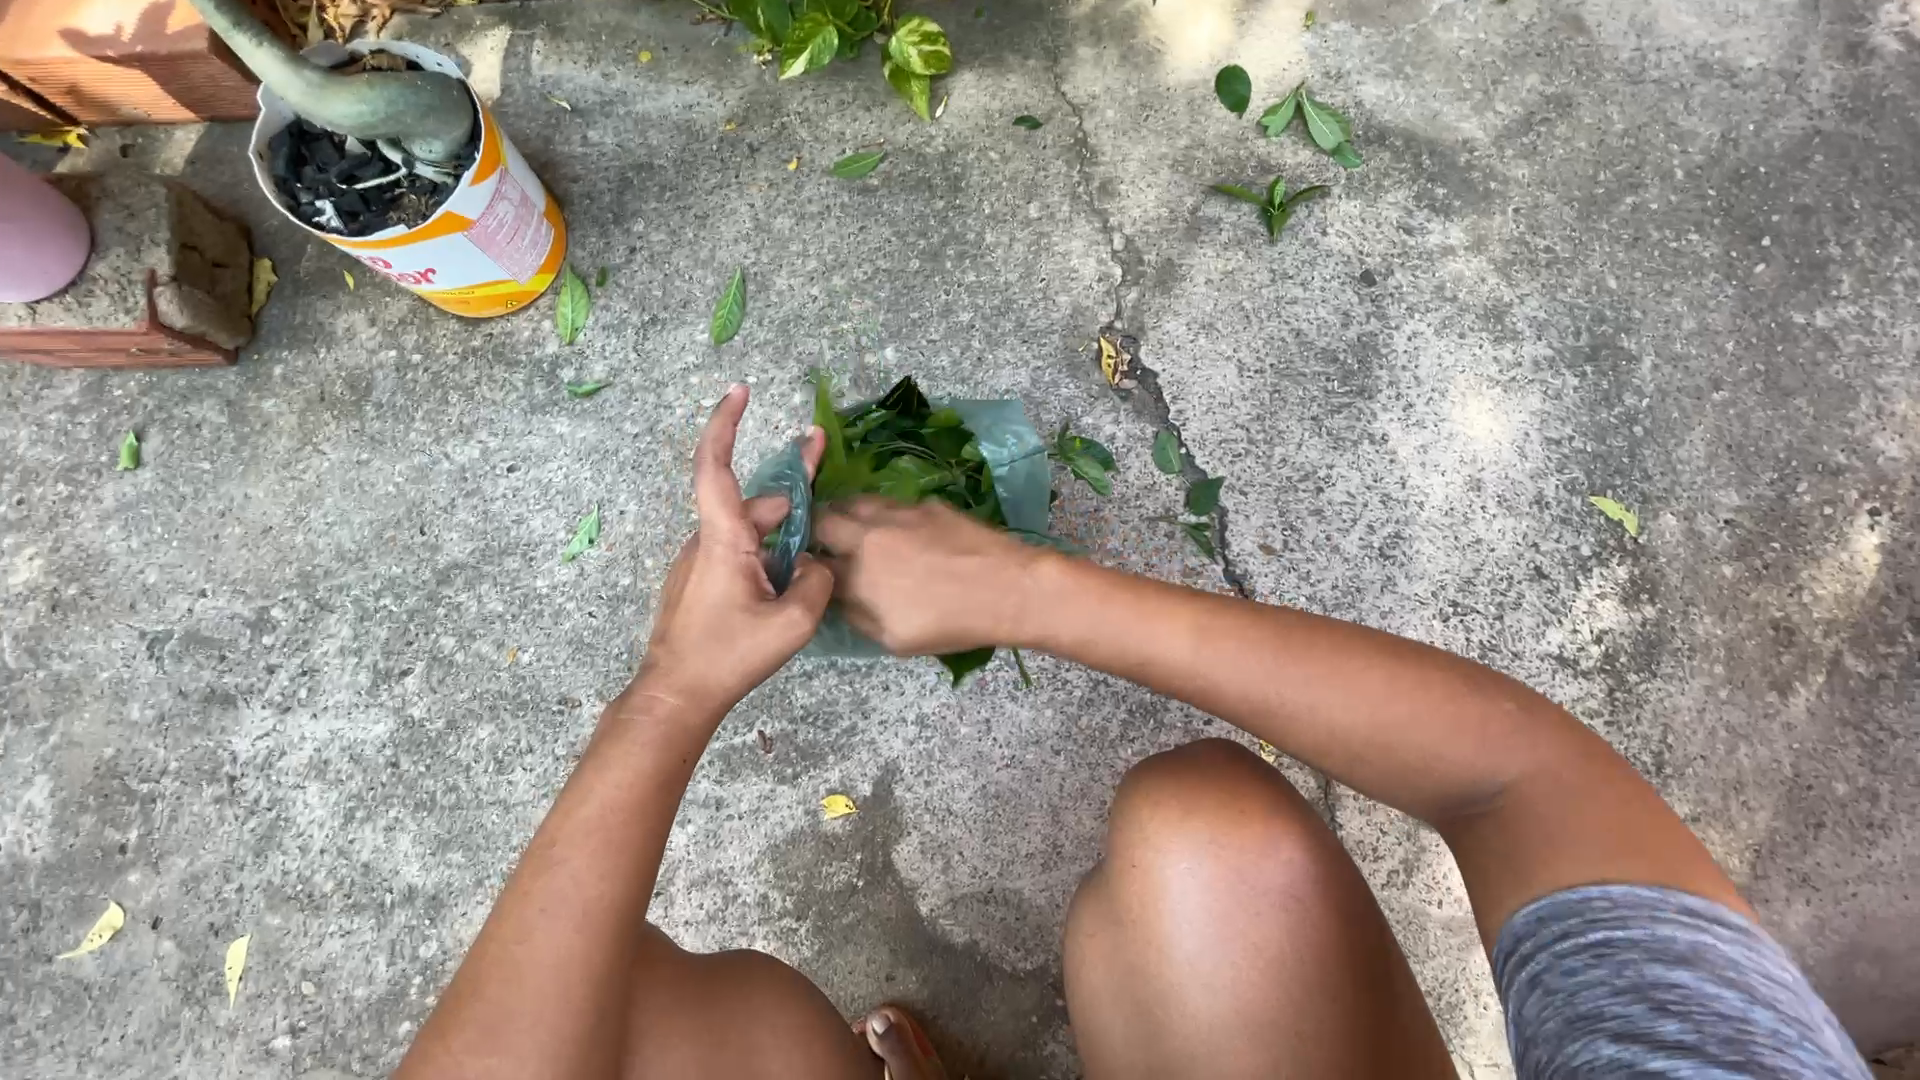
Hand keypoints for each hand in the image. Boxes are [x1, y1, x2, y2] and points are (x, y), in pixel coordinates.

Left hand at [632, 385, 831, 717]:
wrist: (678, 695)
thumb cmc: (731, 655)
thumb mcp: (794, 621)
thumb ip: (817, 581)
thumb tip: (815, 564)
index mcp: (724, 539)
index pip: (716, 466)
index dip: (726, 424)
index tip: (740, 392)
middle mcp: (706, 541)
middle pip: (755, 506)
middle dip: (793, 503)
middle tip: (825, 491)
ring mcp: (699, 563)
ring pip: (750, 534)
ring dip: (783, 542)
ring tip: (811, 575)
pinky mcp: (700, 583)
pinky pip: (740, 555)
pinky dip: (767, 559)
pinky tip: (787, 591)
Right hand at [814, 497, 1048, 655]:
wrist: (1009, 588)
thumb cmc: (952, 623)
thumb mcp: (895, 640)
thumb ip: (858, 617)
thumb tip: (839, 599)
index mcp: (857, 576)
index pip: (814, 566)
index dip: (808, 568)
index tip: (811, 572)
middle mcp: (869, 537)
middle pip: (823, 520)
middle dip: (815, 530)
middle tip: (823, 542)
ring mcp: (898, 515)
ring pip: (853, 502)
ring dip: (844, 513)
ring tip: (852, 528)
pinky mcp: (926, 505)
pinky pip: (889, 502)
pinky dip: (879, 512)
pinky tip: (893, 527)